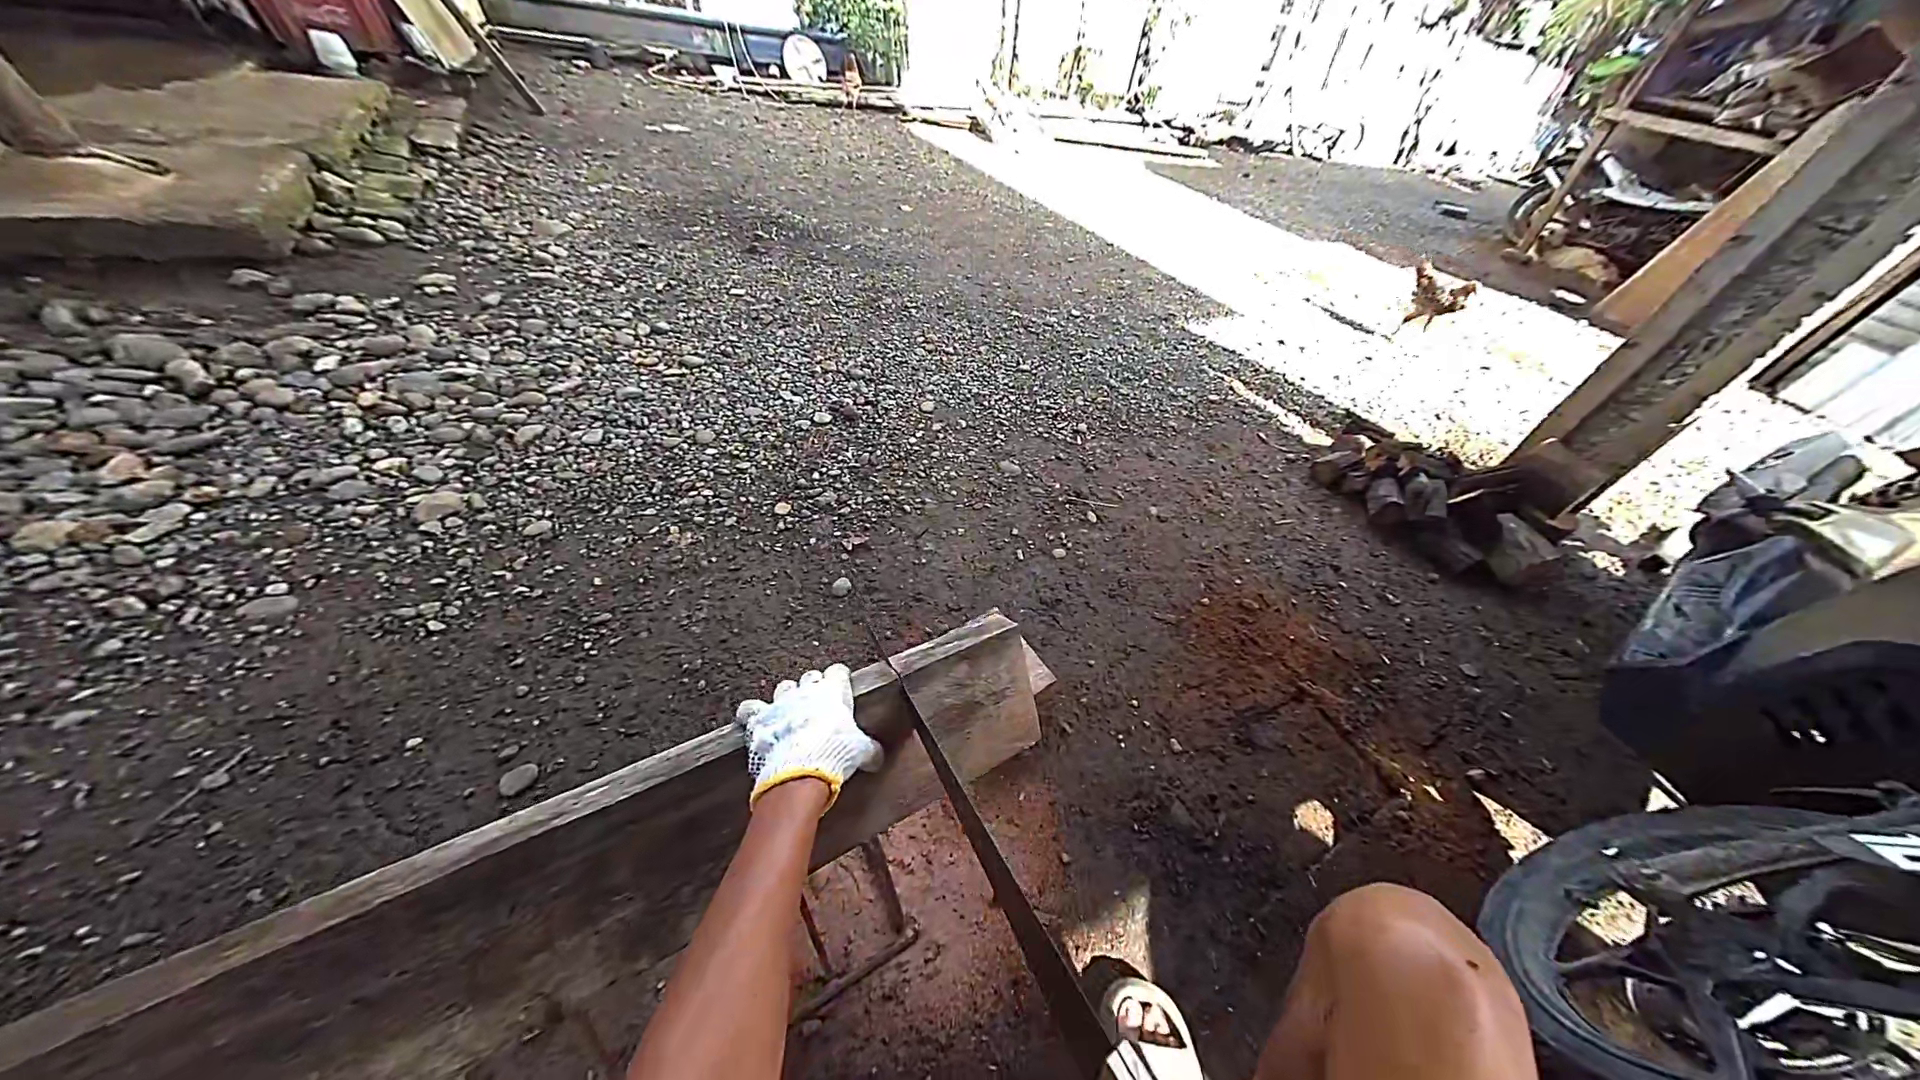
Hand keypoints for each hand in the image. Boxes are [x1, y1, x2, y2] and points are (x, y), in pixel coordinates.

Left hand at [736, 663, 881, 809]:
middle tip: (818, 707)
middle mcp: (807, 690)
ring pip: (783, 687)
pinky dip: (752, 714)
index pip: (838, 672)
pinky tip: (756, 721)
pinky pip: (750, 708)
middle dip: (813, 688)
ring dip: (786, 698)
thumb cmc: (835, 754)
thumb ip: (870, 749)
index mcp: (834, 691)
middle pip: (810, 677)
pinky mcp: (760, 719)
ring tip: (790, 713)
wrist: (800, 772)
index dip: (839, 680)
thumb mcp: (862, 752)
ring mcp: (781, 702)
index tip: (841, 690)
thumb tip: (878, 758)